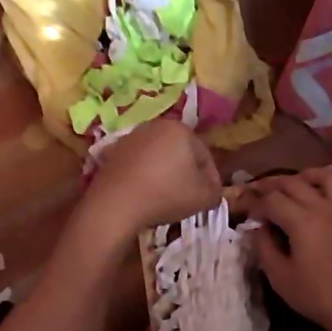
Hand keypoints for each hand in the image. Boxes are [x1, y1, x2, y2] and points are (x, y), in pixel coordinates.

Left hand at [85, 120, 220, 233]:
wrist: (116, 204)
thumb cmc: (167, 194)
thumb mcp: (205, 197)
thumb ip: (217, 191)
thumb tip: (213, 190)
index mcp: (181, 130)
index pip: (205, 156)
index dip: (211, 179)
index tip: (210, 197)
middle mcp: (156, 126)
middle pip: (182, 154)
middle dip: (188, 174)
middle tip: (191, 198)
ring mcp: (132, 137)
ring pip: (160, 158)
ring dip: (167, 175)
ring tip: (169, 198)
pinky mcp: (114, 152)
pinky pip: (140, 165)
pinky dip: (147, 177)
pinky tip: (148, 195)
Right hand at [243, 170, 331, 330]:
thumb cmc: (315, 294)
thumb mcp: (279, 275)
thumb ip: (263, 246)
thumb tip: (256, 227)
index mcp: (301, 220)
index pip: (271, 199)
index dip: (254, 202)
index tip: (244, 210)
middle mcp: (323, 207)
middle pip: (293, 182)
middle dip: (271, 185)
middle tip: (257, 193)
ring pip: (325, 176)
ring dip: (304, 176)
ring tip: (292, 186)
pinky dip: (329, 189)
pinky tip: (321, 201)